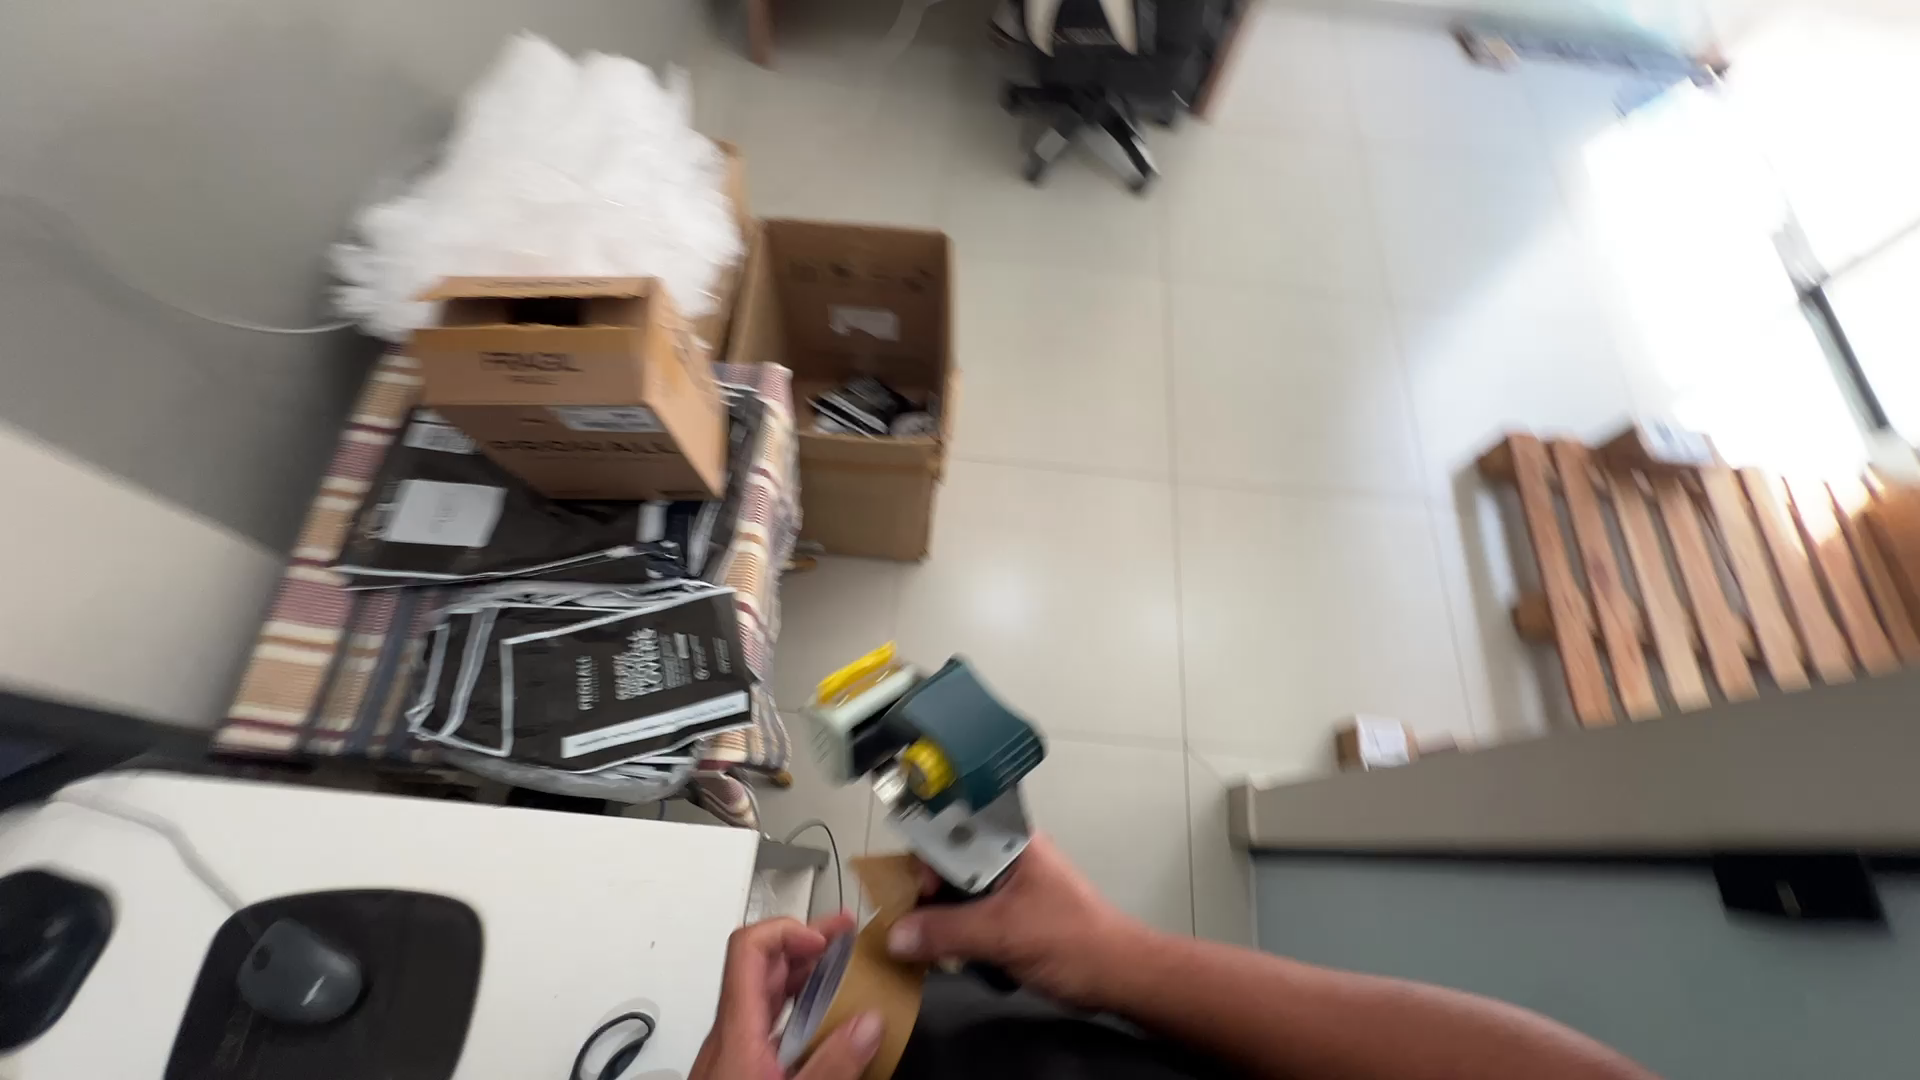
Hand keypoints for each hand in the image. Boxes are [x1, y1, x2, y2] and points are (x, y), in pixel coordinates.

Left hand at [690, 913, 885, 1079]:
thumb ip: (833, 1066)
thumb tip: (872, 1020)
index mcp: (736, 1032)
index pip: (748, 949)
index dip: (788, 932)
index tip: (825, 944)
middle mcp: (730, 1034)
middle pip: (762, 965)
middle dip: (808, 944)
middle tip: (850, 938)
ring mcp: (733, 1055)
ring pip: (768, 993)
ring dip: (807, 975)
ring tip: (848, 971)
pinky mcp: (740, 1074)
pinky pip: (771, 1023)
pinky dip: (802, 1011)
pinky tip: (830, 1026)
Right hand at [884, 832, 1147, 1007]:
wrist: (1120, 975)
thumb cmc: (1067, 941)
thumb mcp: (1000, 934)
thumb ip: (945, 931)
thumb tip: (895, 935)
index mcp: (1010, 840)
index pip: (954, 827)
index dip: (927, 855)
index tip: (915, 890)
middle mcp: (1010, 853)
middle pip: (953, 860)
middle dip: (931, 891)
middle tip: (916, 924)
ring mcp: (1015, 882)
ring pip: (962, 888)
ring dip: (944, 915)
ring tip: (931, 944)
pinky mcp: (1017, 911)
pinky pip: (975, 910)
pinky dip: (960, 930)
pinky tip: (954, 953)